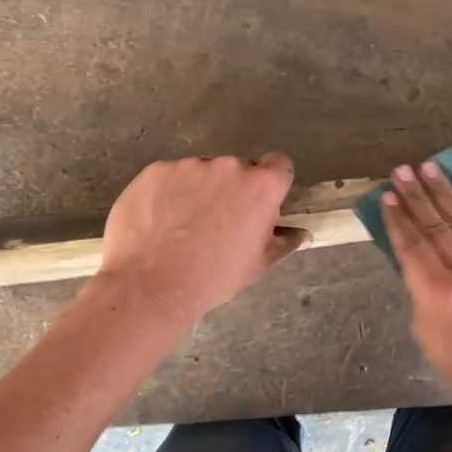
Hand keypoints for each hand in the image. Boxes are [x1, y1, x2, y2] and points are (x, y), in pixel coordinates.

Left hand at [95, 154, 304, 326]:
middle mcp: (229, 166)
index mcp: (262, 185)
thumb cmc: (213, 277)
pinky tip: (159, 222)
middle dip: (232, 189)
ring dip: (200, 190)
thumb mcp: (258, 265)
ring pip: (202, 172)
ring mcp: (190, 166)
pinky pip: (170, 177)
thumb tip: (302, 235)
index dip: (271, 182)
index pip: (279, 164)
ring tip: (182, 225)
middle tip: (218, 222)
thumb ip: (284, 242)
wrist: (148, 287)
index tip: (259, 203)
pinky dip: (168, 193)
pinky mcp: (155, 171)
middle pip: (238, 169)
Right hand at [383, 160, 451, 410]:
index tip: (387, 196)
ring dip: (445, 191)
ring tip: (429, 168)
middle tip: (403, 170)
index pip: (413, 245)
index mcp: (439, 295)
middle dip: (417, 195)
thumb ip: (421, 290)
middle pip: (437, 225)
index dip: (398, 219)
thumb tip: (417, 256)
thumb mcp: (428, 332)